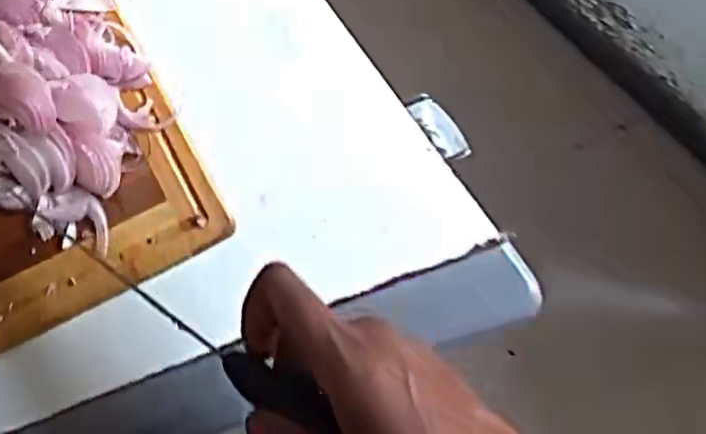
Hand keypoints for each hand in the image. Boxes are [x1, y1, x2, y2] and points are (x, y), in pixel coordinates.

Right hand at [241, 264, 516, 433]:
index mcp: (349, 353)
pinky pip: (393, 363)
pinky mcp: (450, 376)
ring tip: (349, 428)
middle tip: (301, 414)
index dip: (254, 309)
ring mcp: (420, 354)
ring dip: (338, 380)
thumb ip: (291, 430)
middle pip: (314, 324)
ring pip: (353, 346)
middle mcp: (382, 339)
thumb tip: (267, 420)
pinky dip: (377, 389)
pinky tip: (387, 431)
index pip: (278, 286)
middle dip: (299, 366)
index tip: (254, 349)